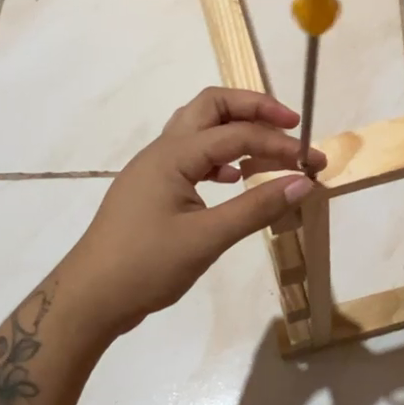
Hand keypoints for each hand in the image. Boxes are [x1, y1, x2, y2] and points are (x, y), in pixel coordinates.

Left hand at [58, 88, 324, 334]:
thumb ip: (257, 208)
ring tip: (272, 153)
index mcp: (173, 155)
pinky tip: (237, 180)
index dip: (279, 145)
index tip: (314, 162)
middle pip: (212, 106)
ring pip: (201, 130)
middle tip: (290, 126)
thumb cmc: (145, 266)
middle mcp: (163, 150)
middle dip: (254, 109)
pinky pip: (193, 158)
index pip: (237, 134)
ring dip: (237, 132)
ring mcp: (155, 169)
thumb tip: (304, 183)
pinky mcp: (153, 190)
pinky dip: (221, 159)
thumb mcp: (207, 239)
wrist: (89, 298)